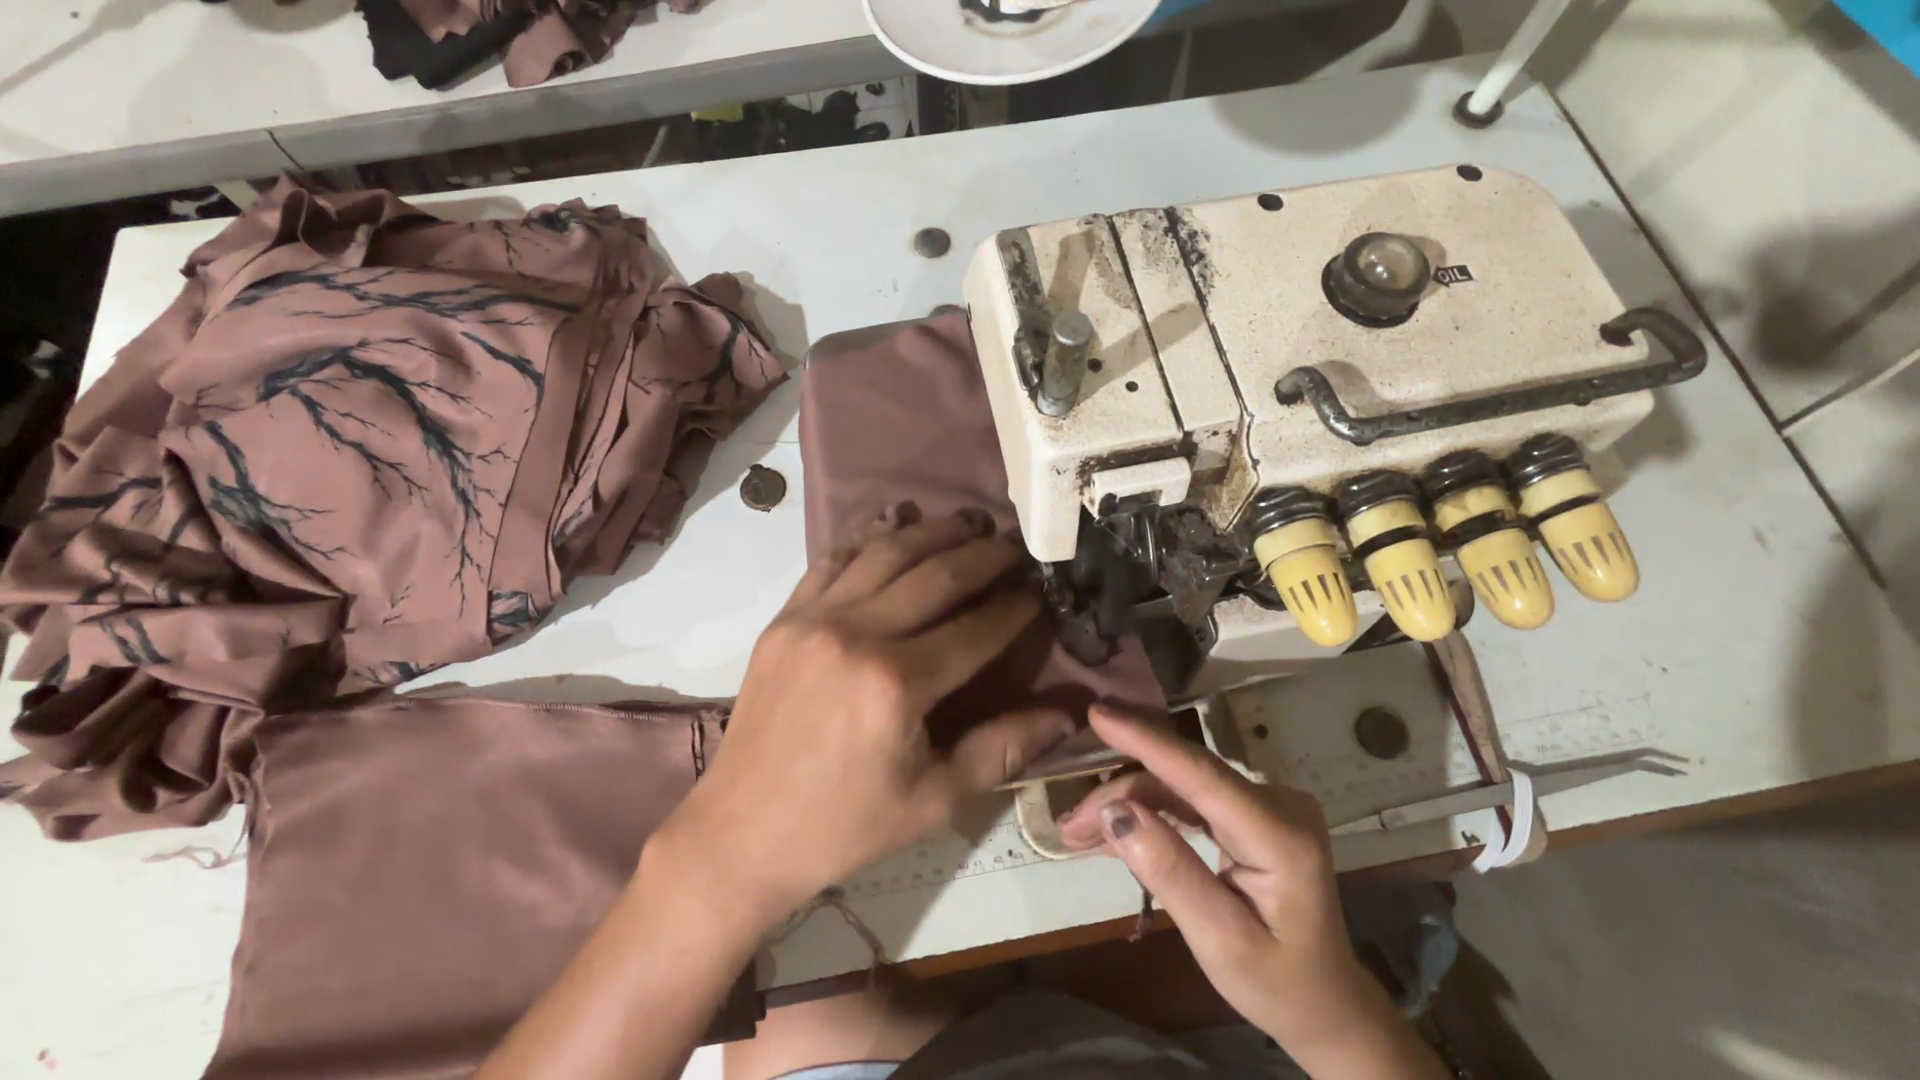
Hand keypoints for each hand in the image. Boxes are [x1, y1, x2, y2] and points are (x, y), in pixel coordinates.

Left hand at [648, 504, 1073, 928]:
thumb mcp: (935, 800)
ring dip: (931, 532)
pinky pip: (831, 561)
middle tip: (1015, 543)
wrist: (742, 834)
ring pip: (884, 552)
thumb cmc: (846, 826)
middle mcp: (855, 634)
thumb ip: (1002, 749)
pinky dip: (867, 538)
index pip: (976, 627)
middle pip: (935, 574)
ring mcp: (812, 619)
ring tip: (967, 523)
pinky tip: (893, 528)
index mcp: (897, 683)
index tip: (1041, 591)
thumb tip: (1065, 716)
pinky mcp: (783, 620)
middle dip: (983, 554)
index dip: (1015, 607)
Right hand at [1056, 707, 1447, 1076]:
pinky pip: (1191, 799)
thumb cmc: (1276, 983)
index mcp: (1281, 836)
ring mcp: (1268, 806)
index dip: (1147, 741)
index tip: (1098, 713)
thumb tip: (1117, 813)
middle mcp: (1279, 805)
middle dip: (1121, 793)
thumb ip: (1170, 872)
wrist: (1323, 1002)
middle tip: (1070, 827)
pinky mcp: (1253, 814)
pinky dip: (1150, 811)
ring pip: (1181, 786)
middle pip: (1183, 779)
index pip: (1202, 775)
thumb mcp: (1218, 941)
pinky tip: (1113, 829)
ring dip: (1129, 803)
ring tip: (1078, 831)